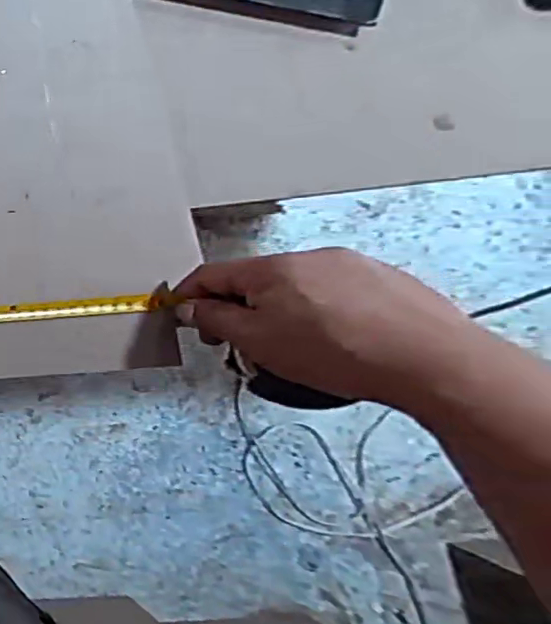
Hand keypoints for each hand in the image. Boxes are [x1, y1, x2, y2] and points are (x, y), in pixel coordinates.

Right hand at [174, 248, 487, 407]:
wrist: (437, 365)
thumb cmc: (342, 353)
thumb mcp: (253, 340)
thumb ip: (212, 319)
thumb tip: (192, 308)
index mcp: (273, 267)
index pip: (209, 275)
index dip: (189, 298)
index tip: (185, 317)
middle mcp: (313, 257)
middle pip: (254, 281)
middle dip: (239, 310)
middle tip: (239, 341)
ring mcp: (357, 267)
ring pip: (295, 288)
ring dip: (281, 312)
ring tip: (292, 347)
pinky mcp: (391, 283)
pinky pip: (336, 294)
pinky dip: (322, 314)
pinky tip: (333, 341)